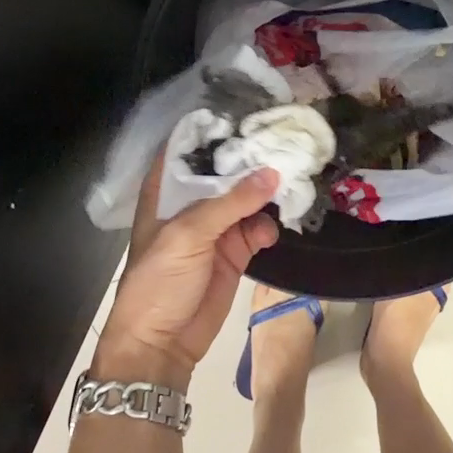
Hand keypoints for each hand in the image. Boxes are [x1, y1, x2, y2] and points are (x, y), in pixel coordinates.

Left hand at [97, 149, 280, 385]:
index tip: (246, 110)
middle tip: (284, 139)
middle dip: (251, 158)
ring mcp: (214, 229)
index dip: (214, 129)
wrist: (162, 342)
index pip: (188, 148)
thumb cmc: (159, 280)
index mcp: (166, 192)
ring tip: (292, 178)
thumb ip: (230, 203)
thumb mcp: (189, 236)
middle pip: (224, 171)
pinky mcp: (234, 252)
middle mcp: (191, 203)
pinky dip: (270, 224)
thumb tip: (272, 174)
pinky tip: (278, 223)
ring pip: (246, 198)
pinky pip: (257, 228)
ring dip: (266, 191)